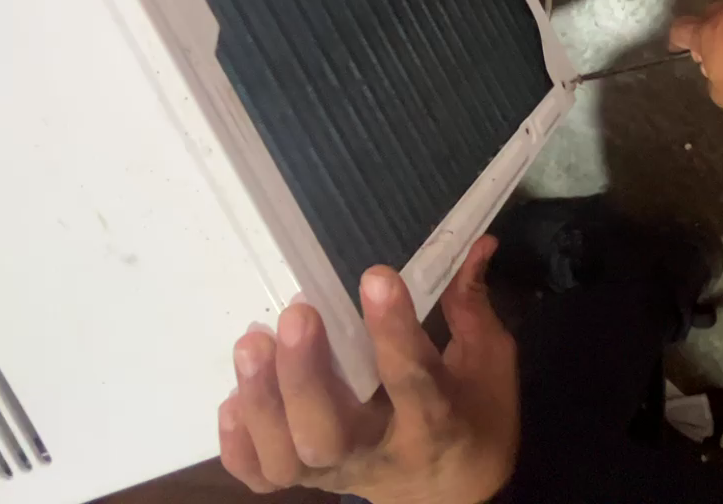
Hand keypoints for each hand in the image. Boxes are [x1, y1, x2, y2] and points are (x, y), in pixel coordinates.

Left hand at [219, 237, 517, 503]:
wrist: (458, 493)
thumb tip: (478, 243)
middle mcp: (381, 456)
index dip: (392, 329)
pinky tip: (231, 399)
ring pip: (288, 458)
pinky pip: (264, 478)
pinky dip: (241, 445)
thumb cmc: (480, 415)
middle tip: (298, 312)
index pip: (411, 378)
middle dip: (305, 375)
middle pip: (328, 433)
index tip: (374, 276)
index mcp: (437, 423)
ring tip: (252, 343)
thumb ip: (471, 304)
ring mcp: (340, 475)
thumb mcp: (491, 360)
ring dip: (263, 402)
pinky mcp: (313, 482)